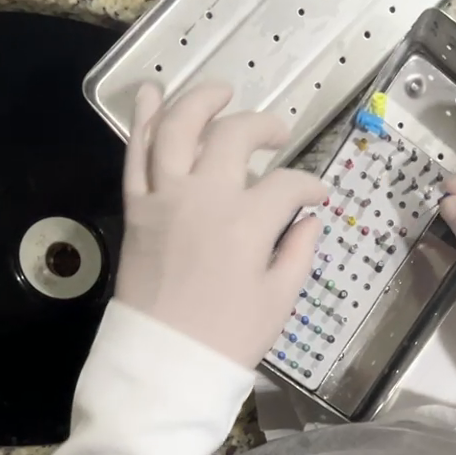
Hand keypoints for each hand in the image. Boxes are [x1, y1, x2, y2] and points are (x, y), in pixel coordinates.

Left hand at [116, 82, 326, 368]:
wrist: (166, 364)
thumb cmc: (228, 339)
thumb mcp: (278, 302)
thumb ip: (298, 254)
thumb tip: (311, 220)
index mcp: (247, 224)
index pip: (287, 185)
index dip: (309, 187)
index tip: (319, 197)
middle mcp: (205, 196)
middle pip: (234, 137)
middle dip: (263, 126)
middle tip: (278, 131)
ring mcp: (165, 198)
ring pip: (179, 128)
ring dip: (201, 99)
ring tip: (220, 90)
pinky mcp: (136, 209)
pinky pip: (136, 153)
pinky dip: (144, 119)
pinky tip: (153, 95)